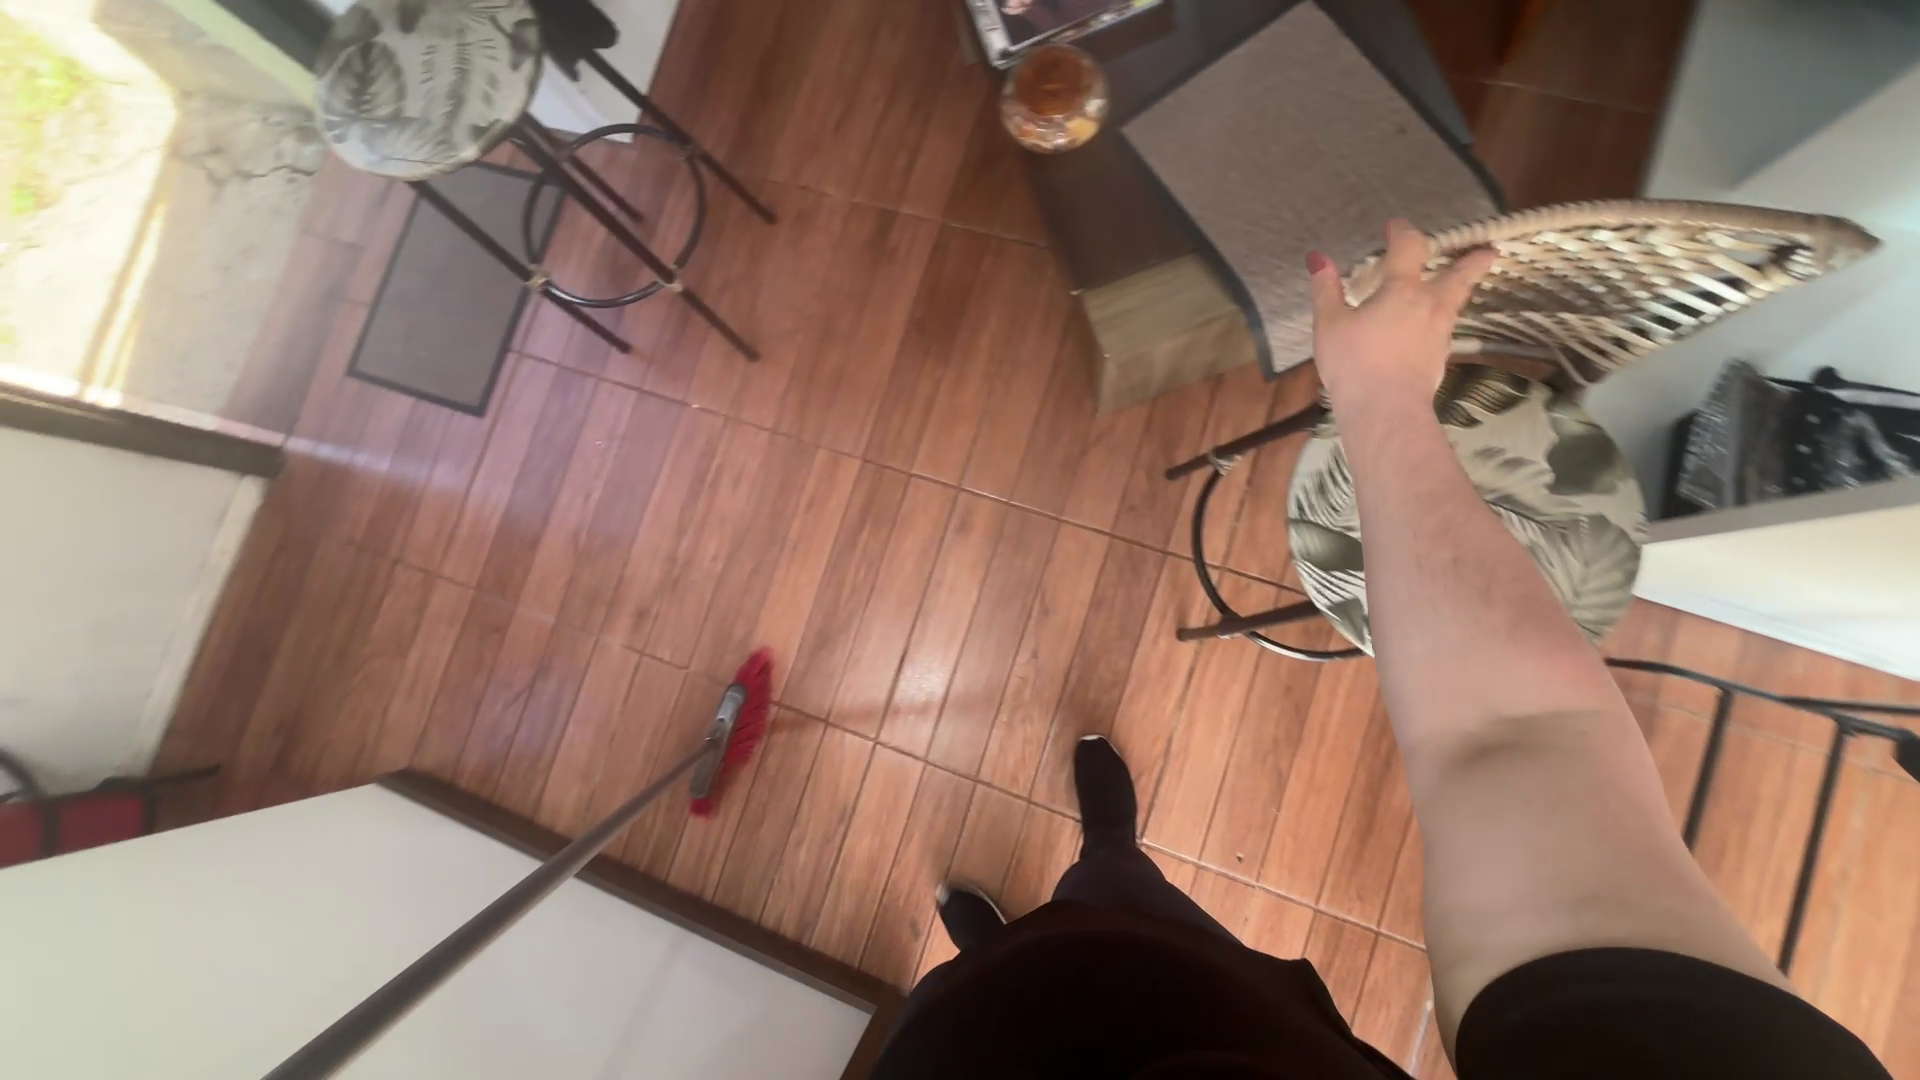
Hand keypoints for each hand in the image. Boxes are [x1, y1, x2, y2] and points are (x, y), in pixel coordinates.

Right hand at [1307, 219, 1495, 415]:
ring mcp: (1440, 333)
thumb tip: (1317, 258)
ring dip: (1459, 291)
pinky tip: (1432, 331)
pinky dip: (1441, 323)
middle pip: (1461, 274)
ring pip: (1456, 303)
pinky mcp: (1439, 359)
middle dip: (1473, 260)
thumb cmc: (1353, 362)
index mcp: (1402, 290)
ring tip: (1457, 288)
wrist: (1385, 408)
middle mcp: (1430, 304)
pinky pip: (1445, 331)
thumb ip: (1326, 290)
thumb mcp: (1329, 324)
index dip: (1402, 232)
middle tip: (1487, 250)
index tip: (1395, 226)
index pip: (1408, 248)